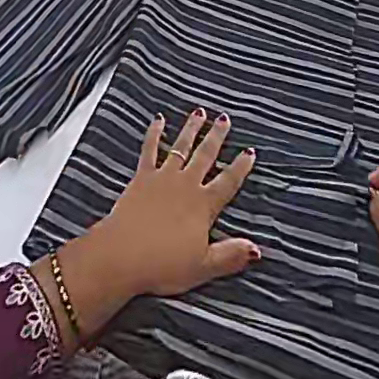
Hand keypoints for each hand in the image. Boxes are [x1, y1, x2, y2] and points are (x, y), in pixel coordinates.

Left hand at [36, 109, 257, 346]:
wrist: (122, 256)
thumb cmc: (161, 264)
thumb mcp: (202, 266)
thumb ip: (230, 255)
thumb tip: (256, 249)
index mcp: (203, 205)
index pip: (228, 181)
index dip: (240, 167)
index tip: (250, 151)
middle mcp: (186, 185)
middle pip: (206, 155)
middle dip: (217, 137)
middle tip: (225, 119)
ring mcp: (163, 177)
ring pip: (182, 146)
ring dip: (191, 128)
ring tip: (200, 112)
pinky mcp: (142, 177)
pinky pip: (150, 149)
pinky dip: (155, 133)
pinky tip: (158, 120)